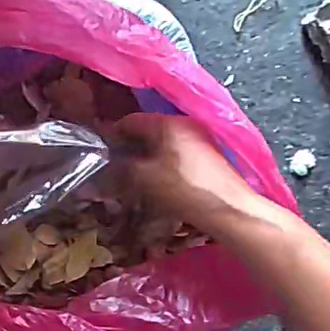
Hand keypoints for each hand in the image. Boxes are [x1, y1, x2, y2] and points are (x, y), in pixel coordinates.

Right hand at [113, 113, 272, 237]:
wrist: (230, 210)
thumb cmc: (184, 189)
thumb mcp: (143, 178)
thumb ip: (120, 167)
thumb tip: (105, 164)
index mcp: (167, 122)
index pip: (129, 120)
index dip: (111, 135)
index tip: (99, 152)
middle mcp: (185, 124)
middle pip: (146, 131)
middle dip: (128, 148)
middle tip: (112, 167)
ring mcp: (199, 139)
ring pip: (161, 143)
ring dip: (144, 157)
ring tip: (131, 177)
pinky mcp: (207, 156)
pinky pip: (175, 153)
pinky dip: (161, 164)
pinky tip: (155, 182)